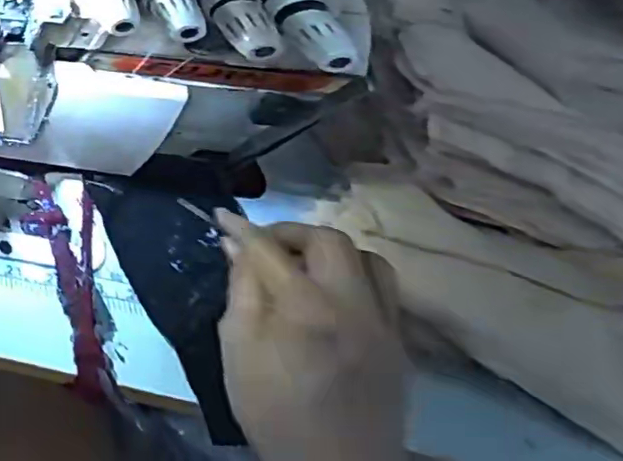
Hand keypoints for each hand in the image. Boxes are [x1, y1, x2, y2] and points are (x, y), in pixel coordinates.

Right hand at [215, 210, 407, 460]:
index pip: (269, 247)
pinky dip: (355, 280)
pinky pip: (386, 294)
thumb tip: (234, 244)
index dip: (241, 227)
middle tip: (265, 245)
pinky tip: (330, 296)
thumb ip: (241, 286)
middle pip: (330, 241)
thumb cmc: (271, 406)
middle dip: (292, 232)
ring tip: (303, 266)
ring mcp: (386, 330)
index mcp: (307, 308)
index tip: (221, 216)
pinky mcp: (401, 349)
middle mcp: (355, 310)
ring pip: (370, 261)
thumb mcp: (236, 342)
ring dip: (332, 253)